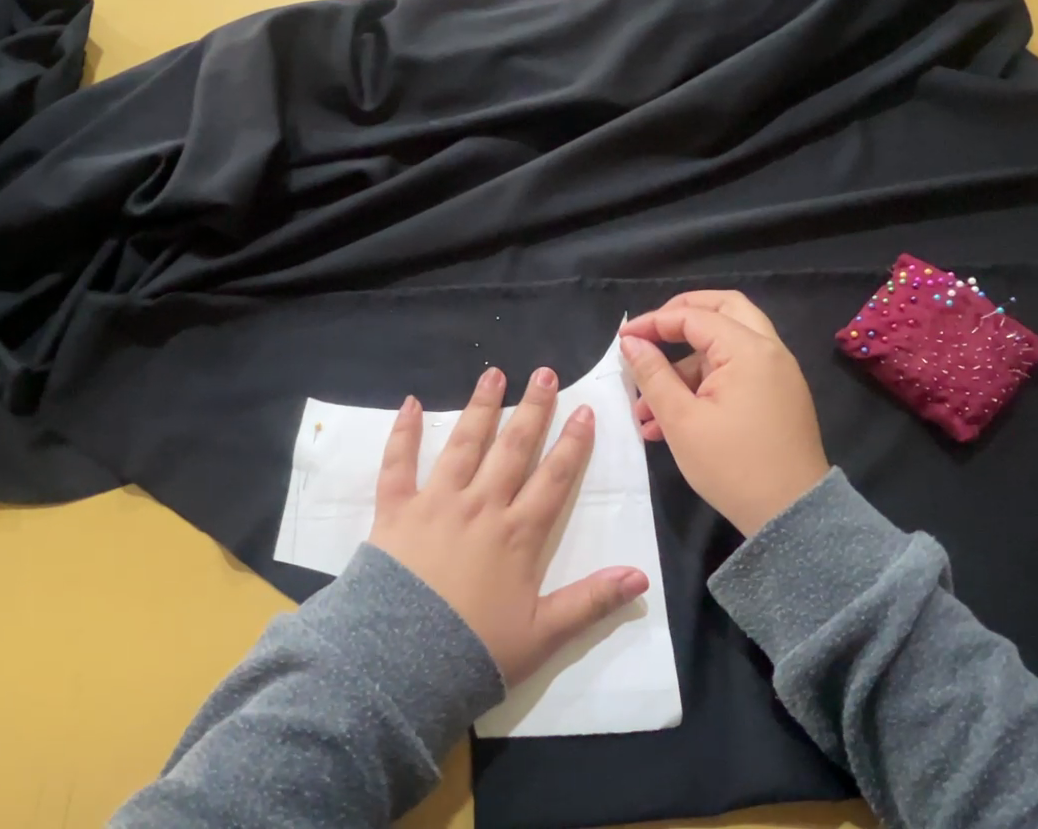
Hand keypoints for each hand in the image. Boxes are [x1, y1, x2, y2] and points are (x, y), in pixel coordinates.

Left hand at [369, 367, 649, 685]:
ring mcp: (436, 503)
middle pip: (512, 449)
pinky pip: (398, 463)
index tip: (585, 411)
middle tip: (544, 373)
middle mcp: (480, 506)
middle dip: (532, 409)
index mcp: (518, 534)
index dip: (572, 444)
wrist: (404, 663)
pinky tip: (411, 403)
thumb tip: (641, 576)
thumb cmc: (477, 649)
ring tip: (493, 374)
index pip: (553, 479)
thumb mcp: (545, 634)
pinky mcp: (396, 510)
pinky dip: (403, 432)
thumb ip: (592, 601)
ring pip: (463, 445)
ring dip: (481, 407)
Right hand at [619, 291, 829, 536]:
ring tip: (645, 408)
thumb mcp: (681, 420)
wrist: (792, 515)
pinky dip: (703, 385)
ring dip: (684, 366)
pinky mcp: (777, 398)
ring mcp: (777, 375)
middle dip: (681, 317)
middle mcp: (769, 352)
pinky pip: (736, 375)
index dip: (653, 323)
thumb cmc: (732, 465)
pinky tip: (669, 422)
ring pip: (726, 348)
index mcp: (748, 350)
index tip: (622, 339)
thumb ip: (653, 374)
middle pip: (724, 310)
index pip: (694, 317)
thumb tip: (631, 341)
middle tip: (650, 332)